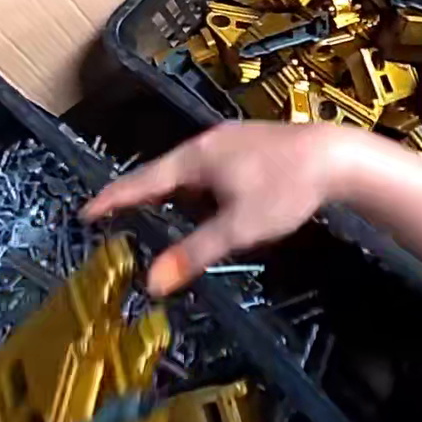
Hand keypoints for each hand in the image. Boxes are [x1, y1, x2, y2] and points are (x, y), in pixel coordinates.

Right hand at [82, 121, 354, 295]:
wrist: (335, 156)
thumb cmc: (283, 189)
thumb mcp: (238, 227)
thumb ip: (194, 253)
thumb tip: (152, 282)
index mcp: (198, 157)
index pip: (144, 180)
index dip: (115, 197)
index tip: (86, 210)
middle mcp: (210, 141)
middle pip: (165, 171)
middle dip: (143, 195)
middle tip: (119, 218)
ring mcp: (232, 138)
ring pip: (191, 169)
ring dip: (174, 192)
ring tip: (161, 215)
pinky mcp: (252, 142)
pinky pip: (211, 166)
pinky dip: (199, 187)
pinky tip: (211, 202)